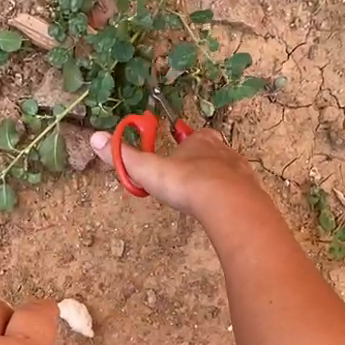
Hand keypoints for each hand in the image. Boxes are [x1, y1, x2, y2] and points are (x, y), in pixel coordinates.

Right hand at [91, 126, 260, 214]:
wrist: (225, 201)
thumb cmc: (185, 182)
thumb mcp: (147, 169)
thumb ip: (123, 157)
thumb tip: (94, 138)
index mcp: (198, 141)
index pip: (191, 137)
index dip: (183, 145)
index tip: (175, 158)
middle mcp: (221, 150)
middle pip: (211, 150)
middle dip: (201, 160)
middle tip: (189, 176)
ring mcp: (238, 169)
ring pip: (227, 169)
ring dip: (216, 178)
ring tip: (204, 195)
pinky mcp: (249, 190)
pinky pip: (238, 190)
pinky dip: (229, 196)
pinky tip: (220, 207)